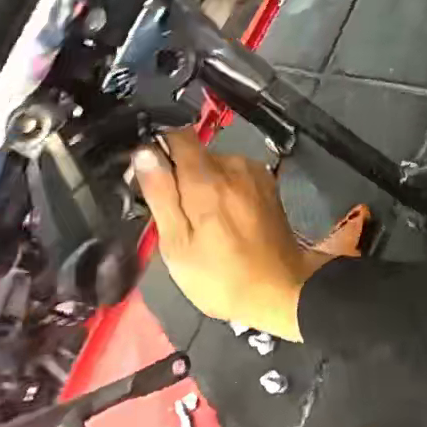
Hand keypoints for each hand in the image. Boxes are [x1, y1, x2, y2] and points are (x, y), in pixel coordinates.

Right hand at [133, 136, 333, 340]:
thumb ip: (161, 194)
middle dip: (181, 176)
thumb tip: (144, 152)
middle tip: (179, 216)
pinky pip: (234, 174)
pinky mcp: (267, 182)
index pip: (176, 135)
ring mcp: (254, 171)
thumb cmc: (222, 277)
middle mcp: (233, 164)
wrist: (282, 291)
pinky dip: (225, 189)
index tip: (152, 174)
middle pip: (195, 153)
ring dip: (204, 185)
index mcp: (207, 178)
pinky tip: (227, 219)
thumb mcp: (178, 245)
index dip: (158, 149)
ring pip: (214, 165)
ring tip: (204, 223)